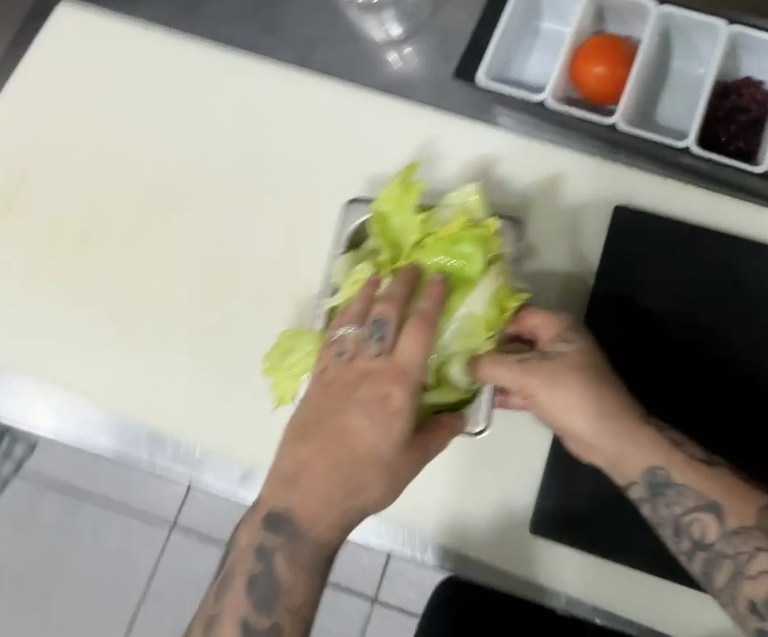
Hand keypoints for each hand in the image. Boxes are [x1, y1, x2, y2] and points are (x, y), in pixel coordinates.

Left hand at [262, 266, 464, 539]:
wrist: (305, 499)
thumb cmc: (365, 482)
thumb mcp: (411, 463)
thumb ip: (438, 433)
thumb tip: (462, 414)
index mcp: (398, 386)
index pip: (419, 330)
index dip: (431, 300)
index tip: (439, 278)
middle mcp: (369, 369)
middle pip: (385, 315)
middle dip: (400, 286)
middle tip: (412, 266)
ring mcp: (339, 371)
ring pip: (355, 320)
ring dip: (368, 294)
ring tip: (378, 275)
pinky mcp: (316, 380)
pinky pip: (331, 339)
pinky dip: (341, 318)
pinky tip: (346, 311)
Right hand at [471, 306, 649, 472]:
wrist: (608, 436)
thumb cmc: (572, 394)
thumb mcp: (530, 375)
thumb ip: (494, 365)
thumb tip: (464, 362)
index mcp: (555, 326)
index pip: (515, 315)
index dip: (488, 322)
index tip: (459, 331)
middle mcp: (554, 342)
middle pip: (513, 339)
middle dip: (486, 349)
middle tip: (451, 355)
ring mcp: (553, 368)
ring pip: (516, 365)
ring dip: (492, 372)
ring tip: (456, 376)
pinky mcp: (550, 393)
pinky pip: (521, 386)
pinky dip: (503, 391)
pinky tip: (475, 398)